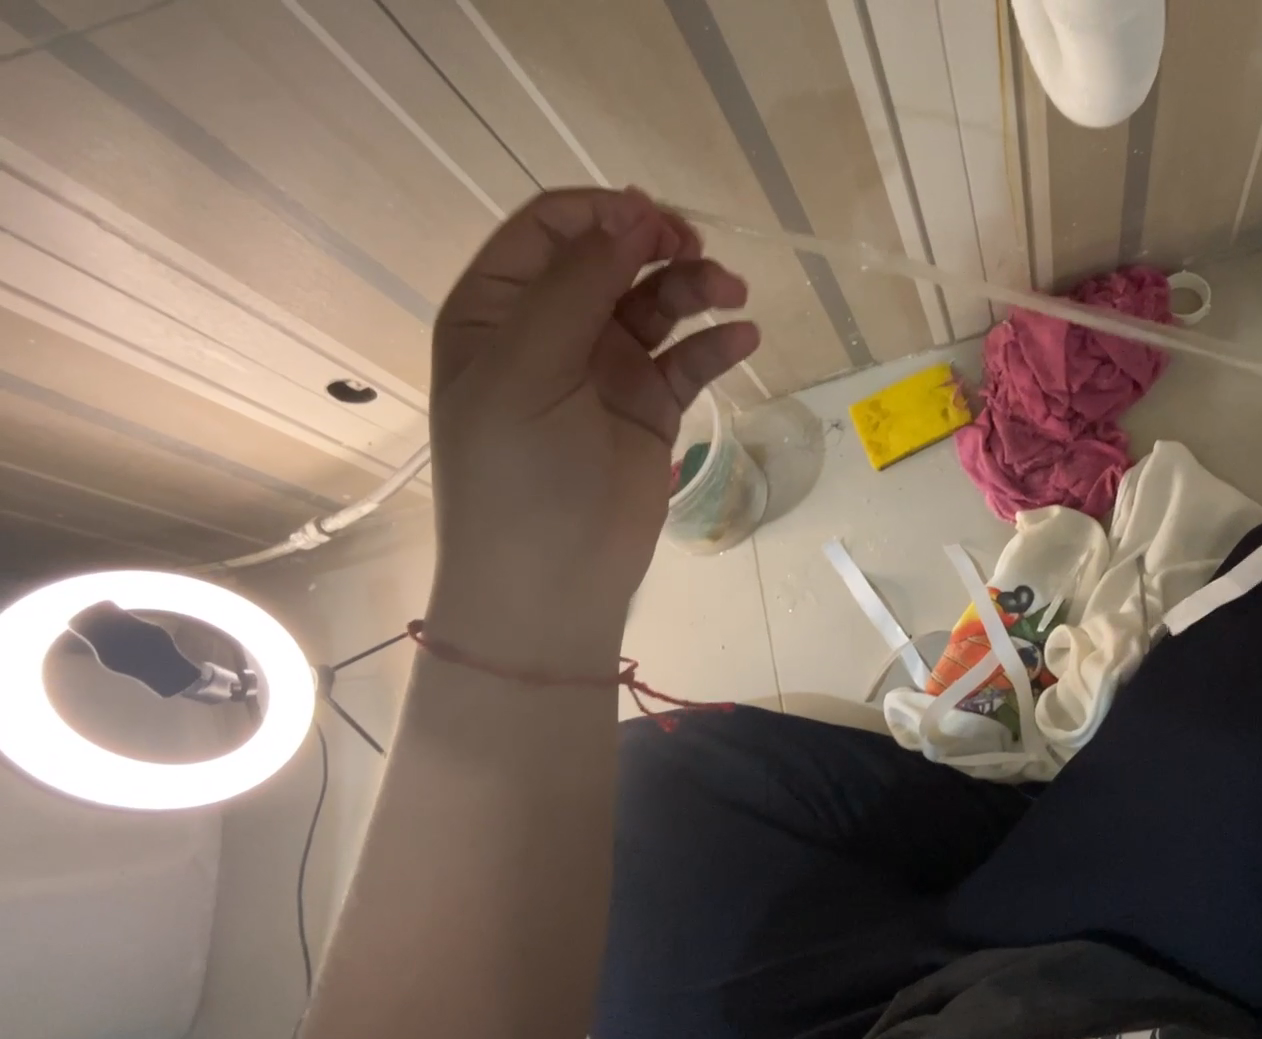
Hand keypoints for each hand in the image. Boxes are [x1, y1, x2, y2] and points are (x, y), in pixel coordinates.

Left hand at [426, 187, 758, 655]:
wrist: (554, 582)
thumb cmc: (522, 476)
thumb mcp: (528, 370)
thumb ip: (577, 288)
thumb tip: (633, 215)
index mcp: (499, 311)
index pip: (552, 231)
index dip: (604, 215)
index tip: (656, 224)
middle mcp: (553, 331)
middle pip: (612, 261)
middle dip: (659, 248)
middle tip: (701, 254)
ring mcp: (605, 369)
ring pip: (656, 306)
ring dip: (696, 290)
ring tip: (735, 295)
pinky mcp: (650, 407)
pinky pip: (688, 361)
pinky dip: (716, 345)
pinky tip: (745, 339)